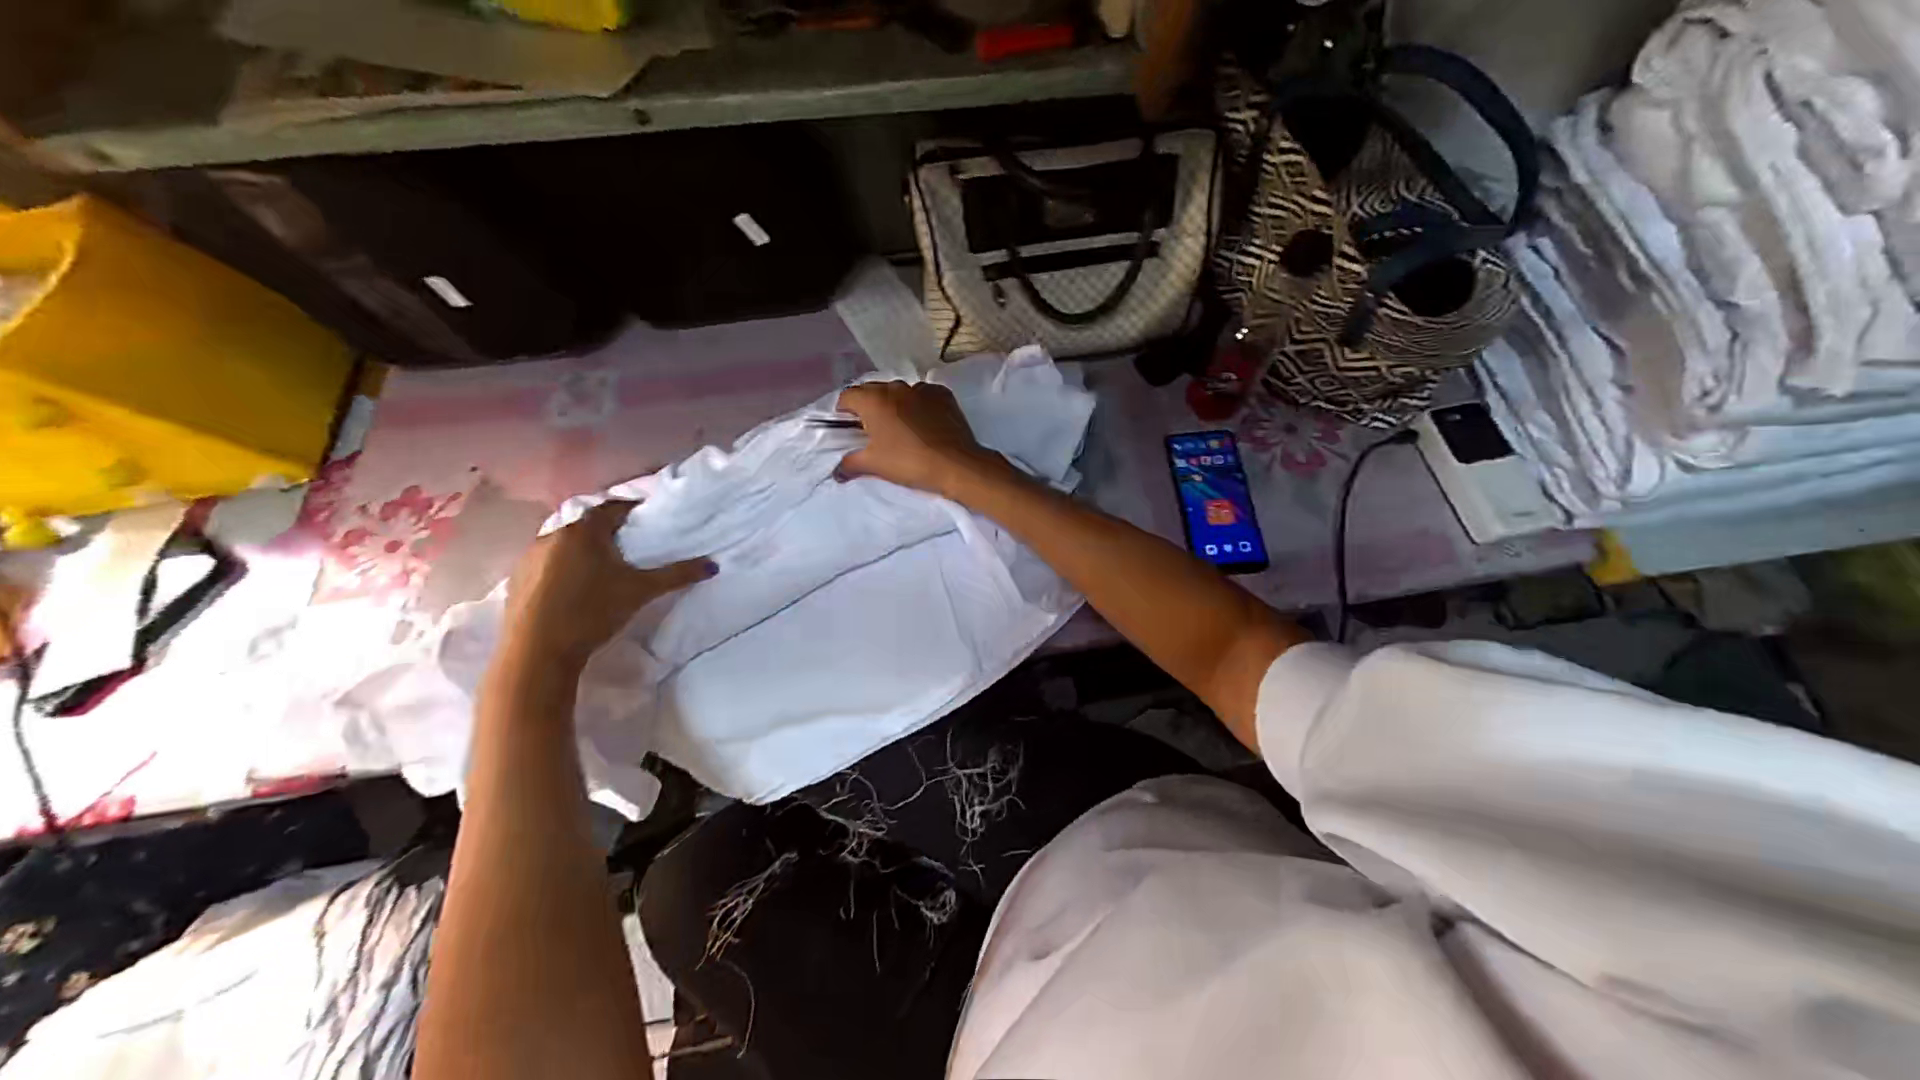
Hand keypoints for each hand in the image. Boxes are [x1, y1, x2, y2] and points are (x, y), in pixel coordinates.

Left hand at [501, 500, 714, 669]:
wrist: (537, 652)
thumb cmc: (593, 612)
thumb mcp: (641, 592)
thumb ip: (677, 575)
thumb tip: (712, 565)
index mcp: (584, 531)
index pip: (611, 508)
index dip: (630, 510)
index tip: (645, 518)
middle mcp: (553, 536)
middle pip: (586, 526)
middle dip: (606, 533)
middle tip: (627, 547)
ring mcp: (529, 558)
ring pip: (563, 545)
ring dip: (581, 551)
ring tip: (600, 569)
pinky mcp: (515, 580)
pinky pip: (545, 564)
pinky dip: (561, 568)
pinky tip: (572, 589)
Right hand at [836, 381, 1008, 496]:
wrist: (956, 464)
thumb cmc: (909, 462)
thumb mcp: (874, 465)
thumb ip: (850, 464)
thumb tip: (836, 472)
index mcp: (873, 400)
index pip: (847, 396)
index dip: (844, 412)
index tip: (850, 429)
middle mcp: (896, 387)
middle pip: (872, 391)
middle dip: (868, 407)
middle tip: (873, 431)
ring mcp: (922, 389)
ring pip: (899, 392)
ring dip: (894, 405)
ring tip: (900, 429)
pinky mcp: (943, 395)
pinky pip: (923, 395)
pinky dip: (918, 405)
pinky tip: (923, 424)